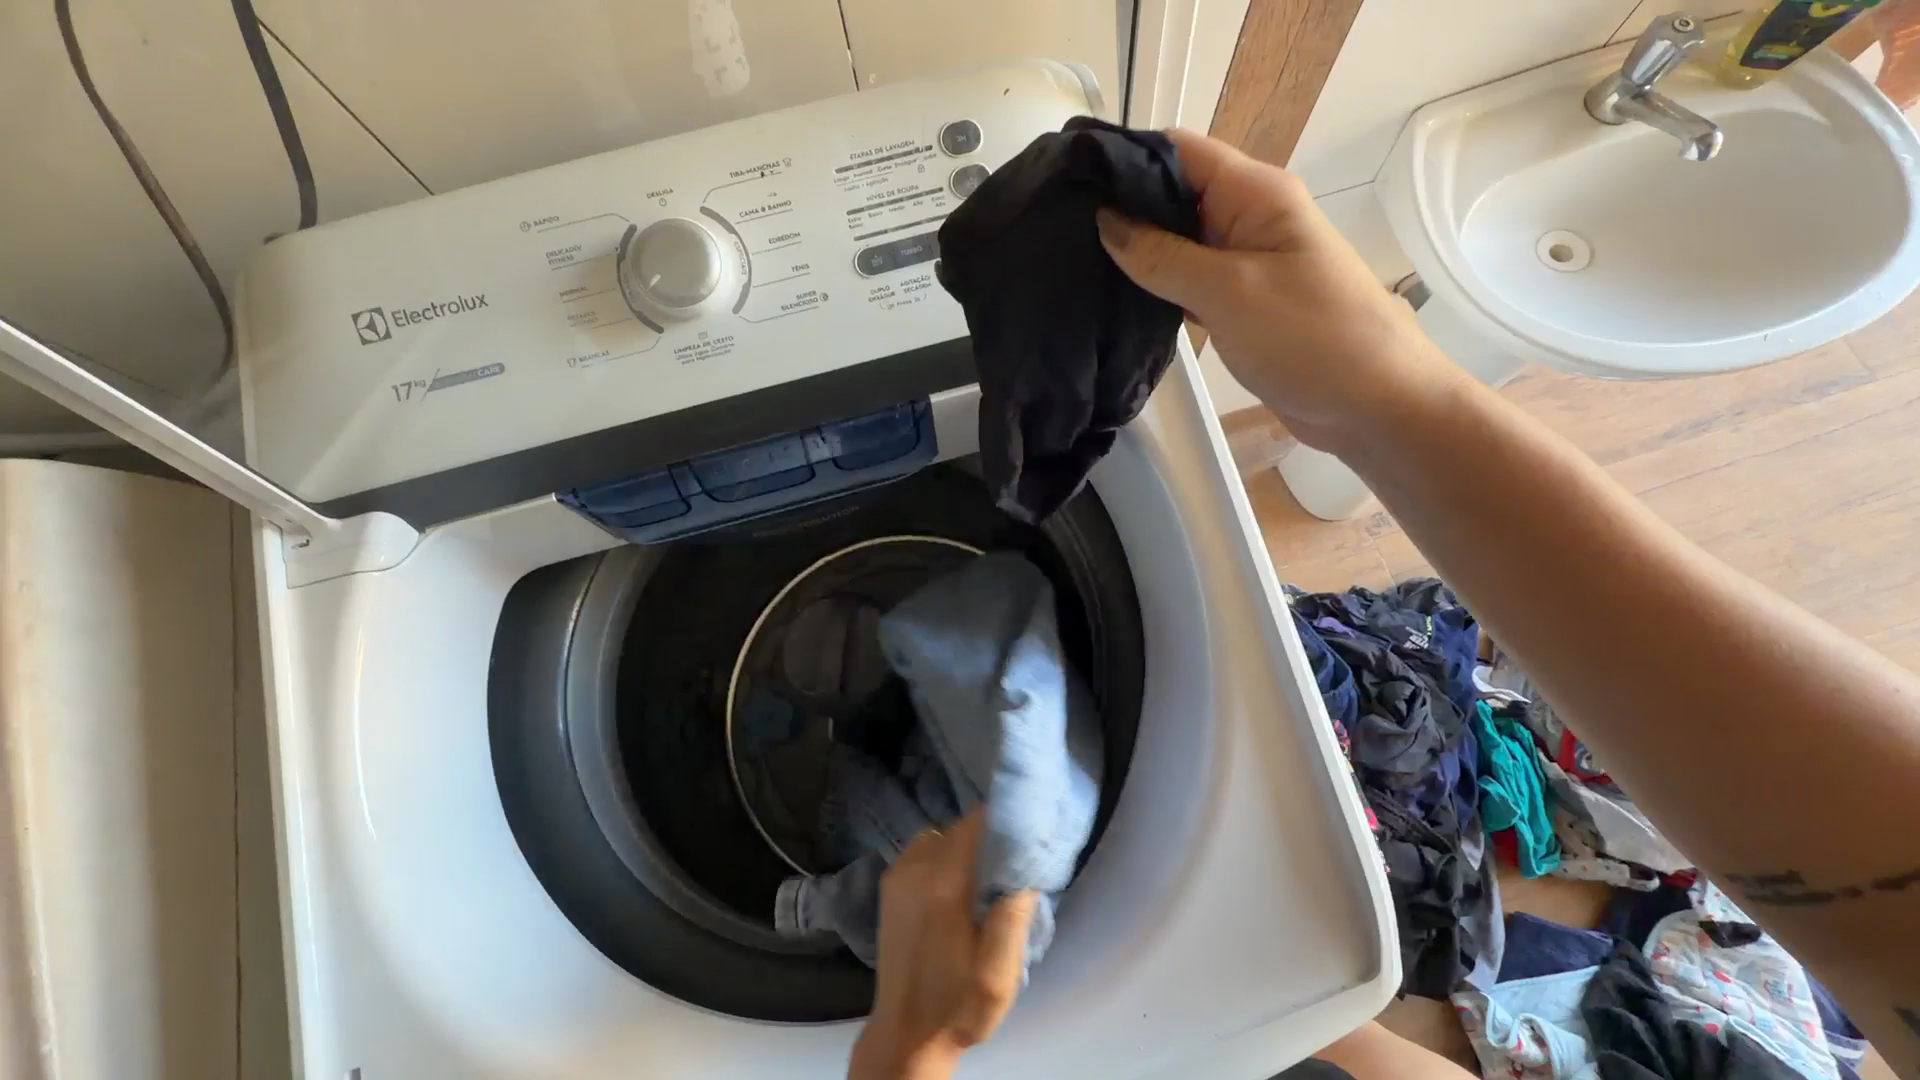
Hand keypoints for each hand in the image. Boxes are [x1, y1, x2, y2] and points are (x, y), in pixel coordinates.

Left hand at [849, 809, 1038, 1079]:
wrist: (905, 1035)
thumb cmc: (958, 1006)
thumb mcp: (998, 975)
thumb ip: (1013, 918)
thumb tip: (1025, 869)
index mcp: (943, 885)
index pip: (975, 822)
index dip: (1003, 823)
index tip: (1026, 837)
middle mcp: (915, 869)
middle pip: (958, 827)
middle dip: (987, 838)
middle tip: (1010, 864)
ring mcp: (897, 875)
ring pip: (940, 835)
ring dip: (963, 847)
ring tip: (983, 878)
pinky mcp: (889, 886)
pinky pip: (922, 851)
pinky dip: (942, 856)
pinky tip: (956, 887)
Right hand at [1096, 128, 1459, 451]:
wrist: (1372, 404)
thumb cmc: (1311, 337)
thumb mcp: (1229, 292)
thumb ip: (1162, 257)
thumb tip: (1106, 223)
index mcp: (1254, 194)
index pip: (1178, 152)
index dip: (1123, 159)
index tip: (1067, 182)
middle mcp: (1246, 218)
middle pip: (1172, 194)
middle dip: (1120, 208)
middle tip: (1058, 230)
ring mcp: (1242, 263)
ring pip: (1175, 242)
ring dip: (1133, 251)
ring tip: (1072, 261)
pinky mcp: (1237, 302)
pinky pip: (1186, 281)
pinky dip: (1154, 286)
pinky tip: (1112, 298)